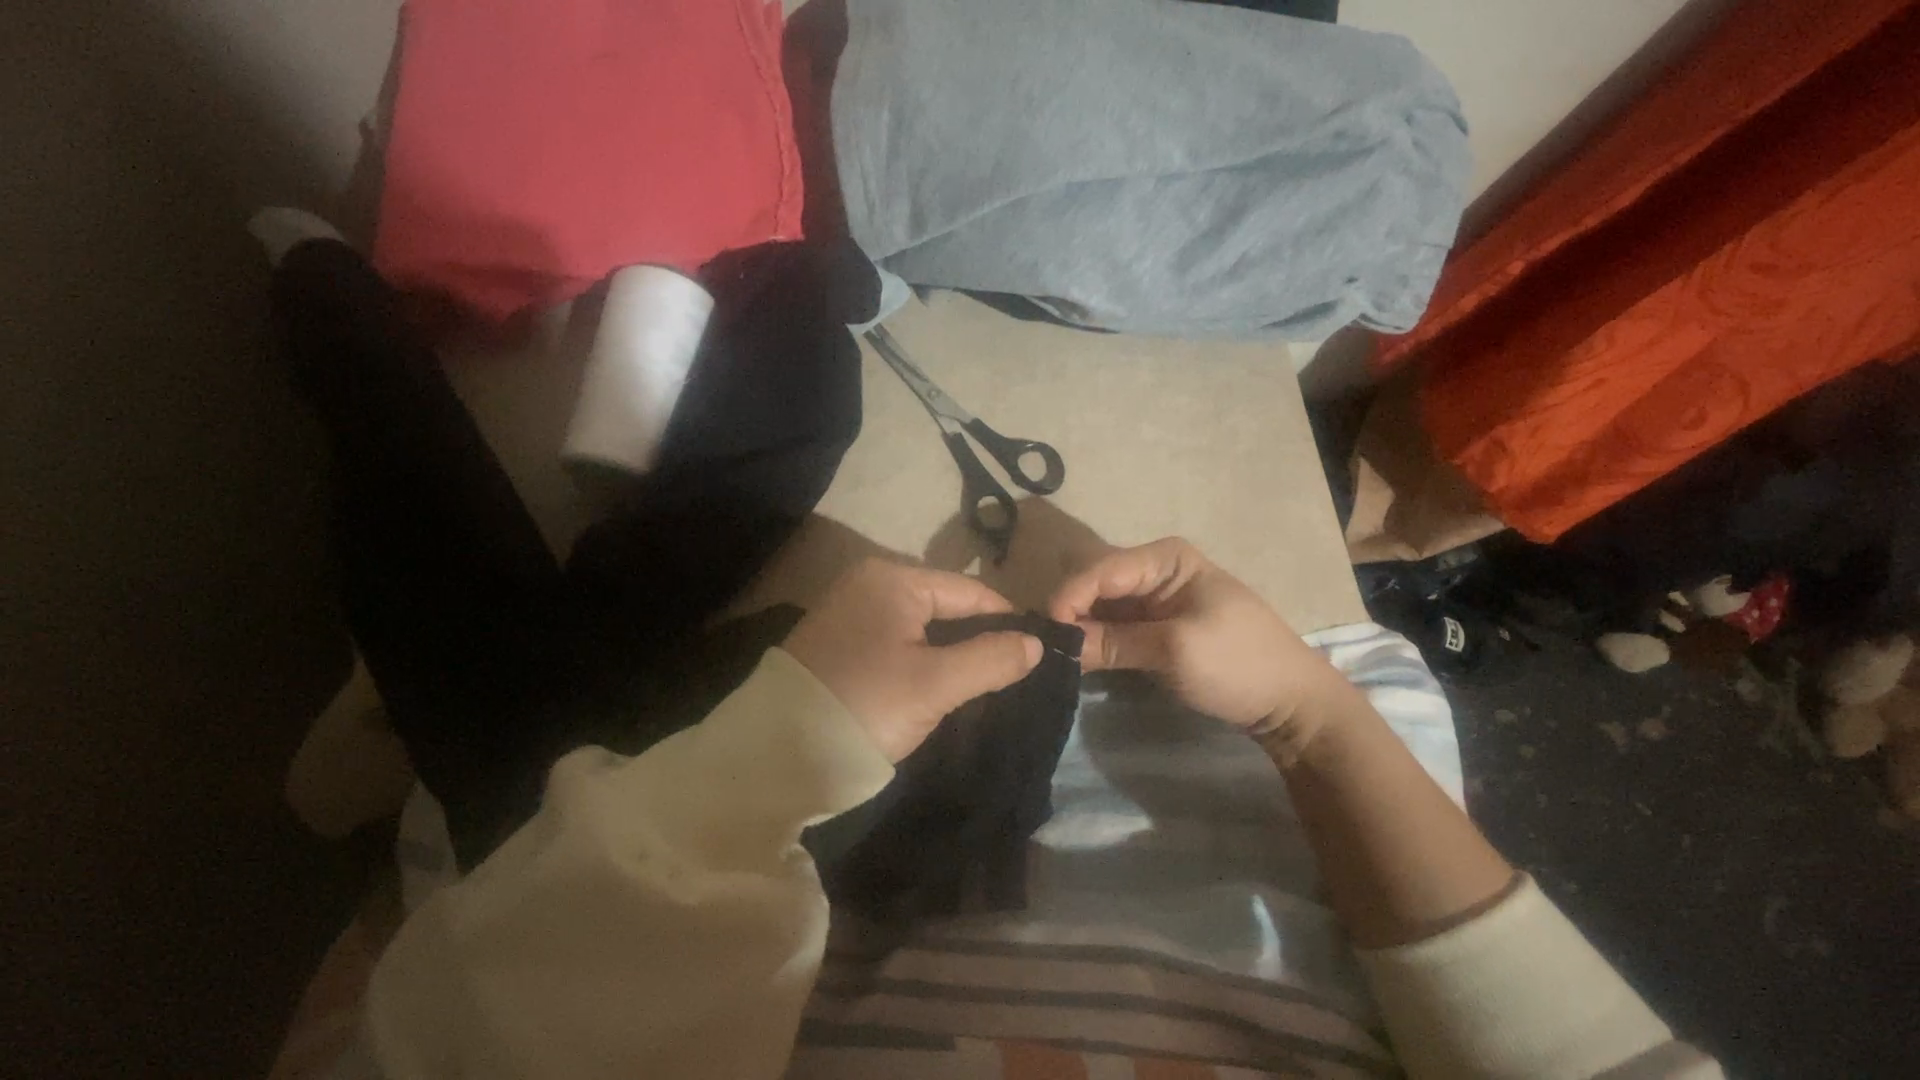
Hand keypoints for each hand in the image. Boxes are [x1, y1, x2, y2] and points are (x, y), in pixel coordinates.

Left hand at [784, 559, 1042, 761]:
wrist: (781, 752)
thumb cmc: (867, 704)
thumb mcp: (935, 683)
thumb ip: (990, 659)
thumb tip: (1034, 644)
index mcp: (892, 579)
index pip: (969, 592)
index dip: (1006, 622)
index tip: (1034, 654)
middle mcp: (867, 583)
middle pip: (944, 606)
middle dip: (976, 639)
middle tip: (1008, 676)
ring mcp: (848, 611)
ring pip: (920, 627)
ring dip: (948, 653)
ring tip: (979, 685)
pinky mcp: (837, 641)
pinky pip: (895, 641)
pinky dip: (918, 660)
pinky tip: (935, 687)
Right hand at [1048, 538, 1345, 739]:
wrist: (1290, 703)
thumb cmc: (1239, 664)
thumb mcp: (1174, 651)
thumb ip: (1113, 643)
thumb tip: (1055, 644)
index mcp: (1165, 558)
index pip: (1100, 569)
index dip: (1068, 598)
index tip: (1045, 634)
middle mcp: (1154, 571)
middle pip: (1094, 584)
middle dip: (1069, 612)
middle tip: (1045, 648)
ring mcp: (1153, 600)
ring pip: (1099, 608)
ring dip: (1078, 630)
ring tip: (1053, 657)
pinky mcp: (1152, 628)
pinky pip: (1112, 628)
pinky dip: (1094, 643)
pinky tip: (1075, 661)